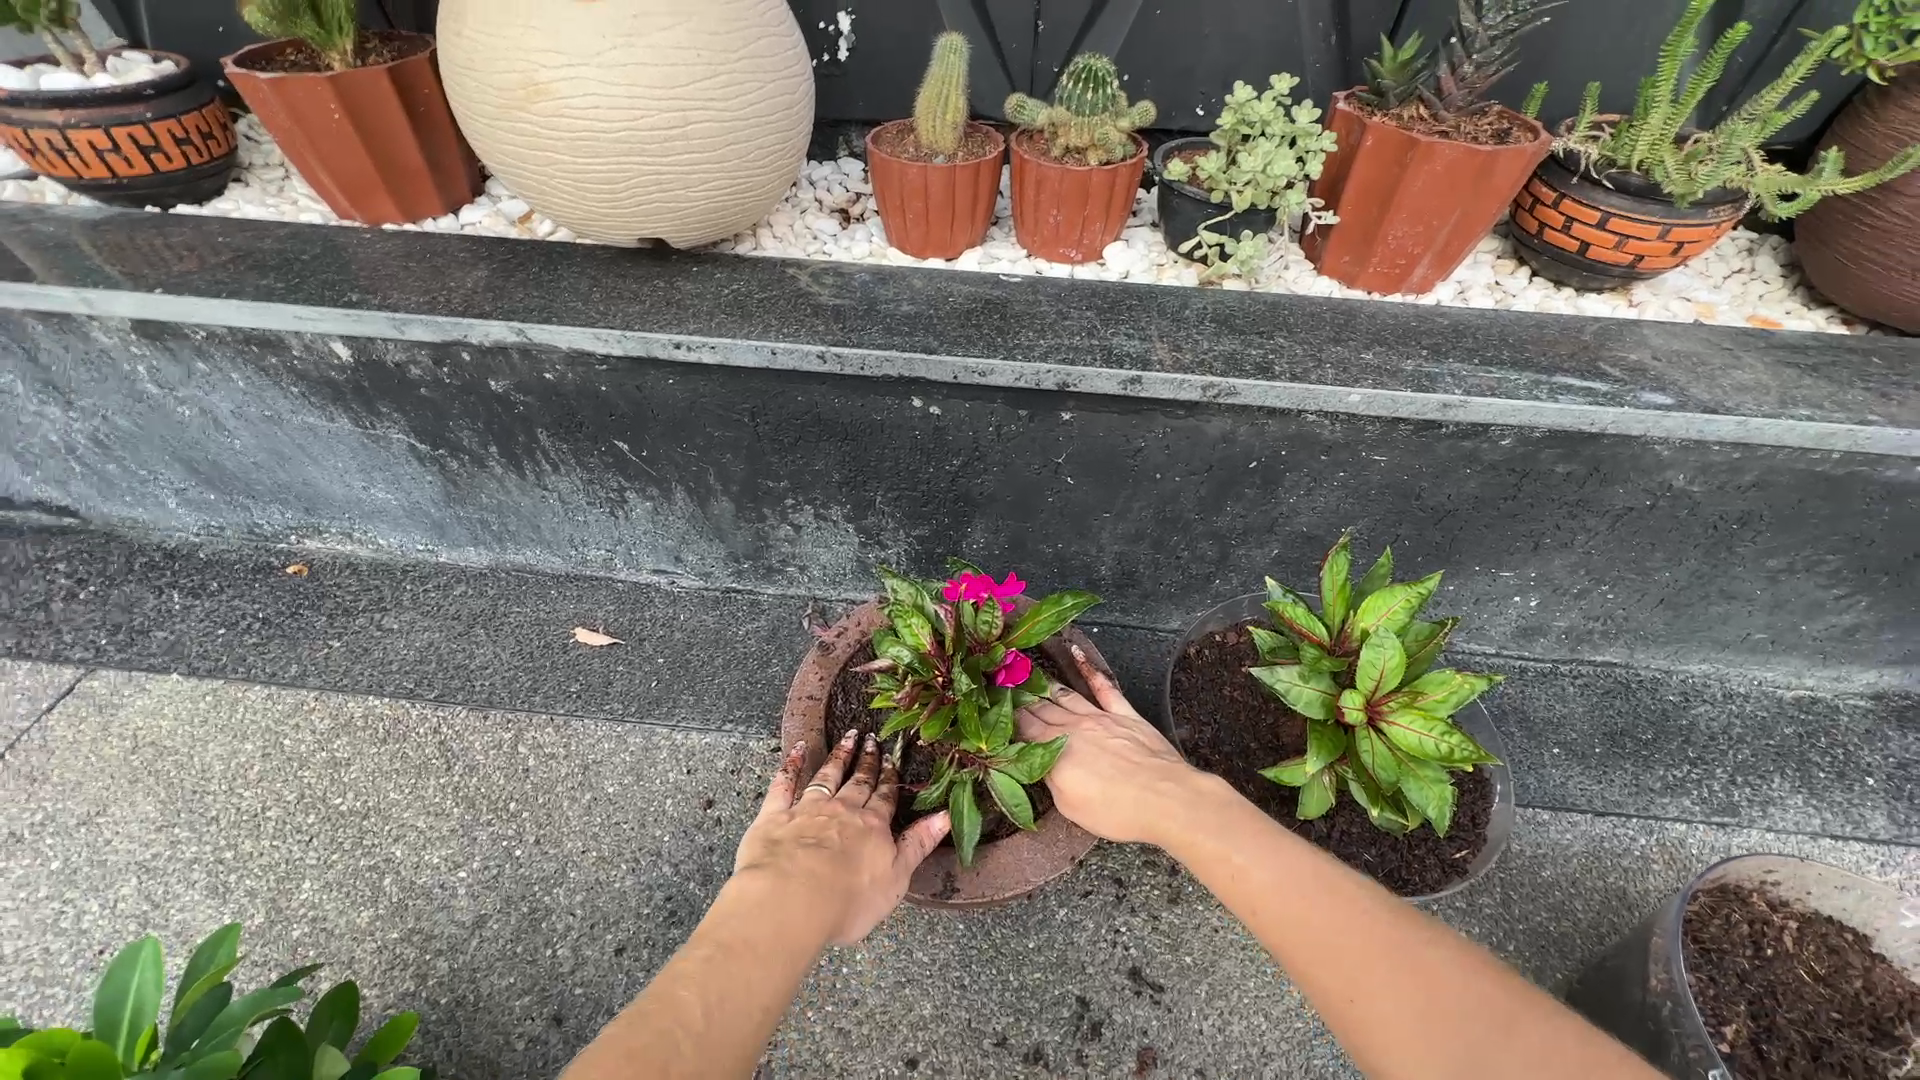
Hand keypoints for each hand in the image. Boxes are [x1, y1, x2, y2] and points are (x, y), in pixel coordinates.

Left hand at [734, 729, 950, 944]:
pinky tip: (798, 749)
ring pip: (827, 776)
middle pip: (858, 782)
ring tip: (848, 737)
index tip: (892, 759)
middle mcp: (842, 812)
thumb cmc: (846, 901)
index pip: (884, 798)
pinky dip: (792, 764)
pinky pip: (785, 783)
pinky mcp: (775, 816)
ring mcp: (807, 810)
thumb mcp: (896, 879)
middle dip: (867, 761)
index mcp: (872, 828)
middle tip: (872, 740)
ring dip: (839, 756)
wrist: (791, 901)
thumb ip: (918, 845)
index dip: (889, 778)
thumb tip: (945, 816)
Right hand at [1017, 645, 1216, 846]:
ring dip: (1046, 686)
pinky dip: (1089, 670)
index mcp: (1055, 749)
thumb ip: (1049, 778)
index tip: (994, 706)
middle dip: (1021, 698)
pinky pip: (1104, 688)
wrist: (1166, 798)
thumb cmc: (1116, 810)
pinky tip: (1077, 656)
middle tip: (1005, 685)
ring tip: (1030, 676)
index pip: (1023, 728)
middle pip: (1041, 709)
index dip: (1006, 717)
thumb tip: (1035, 760)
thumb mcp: (1068, 806)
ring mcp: (1101, 717)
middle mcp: (1074, 727)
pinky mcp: (1125, 715)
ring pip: (1066, 696)